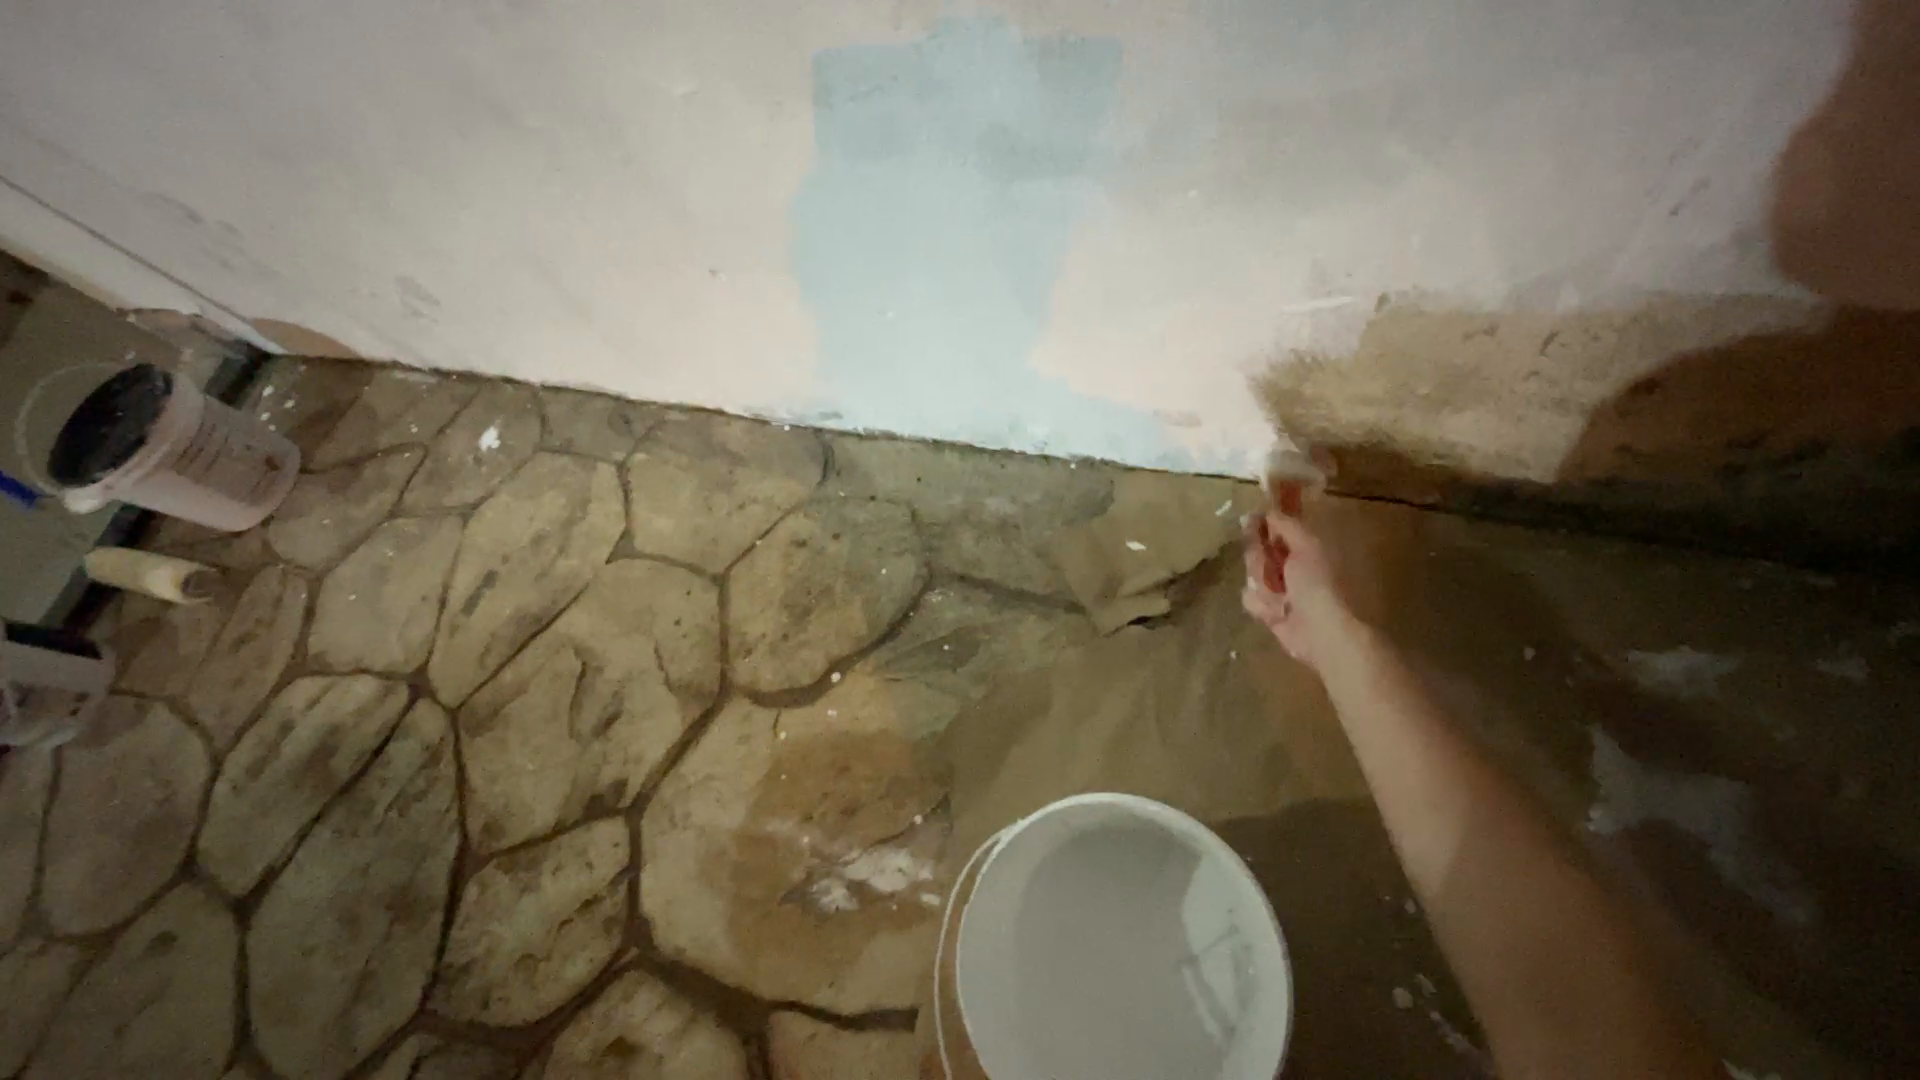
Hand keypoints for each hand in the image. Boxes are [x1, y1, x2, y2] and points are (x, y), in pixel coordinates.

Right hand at [1242, 510, 1358, 670]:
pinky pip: (1249, 598)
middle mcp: (1291, 562)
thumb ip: (1286, 524)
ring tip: (1280, 597)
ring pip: (1250, 573)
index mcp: (1305, 544)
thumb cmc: (1319, 583)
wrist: (1322, 631)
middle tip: (1271, 569)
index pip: (1275, 525)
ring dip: (1262, 584)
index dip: (1261, 524)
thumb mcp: (1306, 544)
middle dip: (1259, 558)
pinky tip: (1277, 612)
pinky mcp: (1269, 609)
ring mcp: (1279, 586)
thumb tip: (1267, 510)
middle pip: (1256, 548)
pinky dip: (1262, 605)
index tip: (1250, 522)